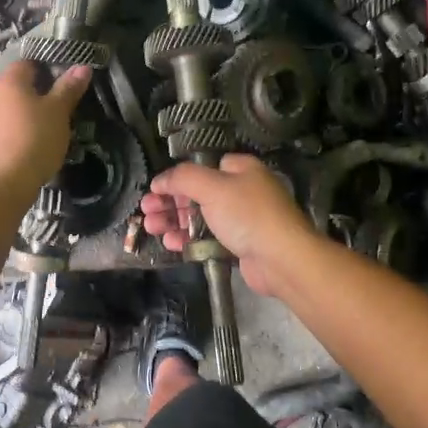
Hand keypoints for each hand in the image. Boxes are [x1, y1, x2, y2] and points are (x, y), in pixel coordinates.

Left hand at [0, 61, 92, 201]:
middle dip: (26, 92)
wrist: (2, 184)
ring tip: (26, 125)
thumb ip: (68, 88)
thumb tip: (82, 67)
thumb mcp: (59, 113)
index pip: (27, 63)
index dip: (44, 70)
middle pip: (9, 84)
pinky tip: (5, 138)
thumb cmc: (35, 141)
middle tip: (47, 109)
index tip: (58, 85)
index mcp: (9, 80)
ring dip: (9, 110)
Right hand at [142, 154, 321, 296]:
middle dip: (168, 202)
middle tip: (146, 211)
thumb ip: (182, 178)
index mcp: (240, 169)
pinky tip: (170, 242)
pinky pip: (207, 237)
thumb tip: (160, 180)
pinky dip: (188, 238)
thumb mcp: (212, 187)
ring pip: (199, 216)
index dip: (176, 178)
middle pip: (197, 193)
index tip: (154, 189)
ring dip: (174, 221)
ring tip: (150, 227)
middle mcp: (242, 191)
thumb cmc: (247, 215)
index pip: (202, 167)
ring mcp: (241, 219)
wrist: (281, 259)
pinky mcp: (239, 244)